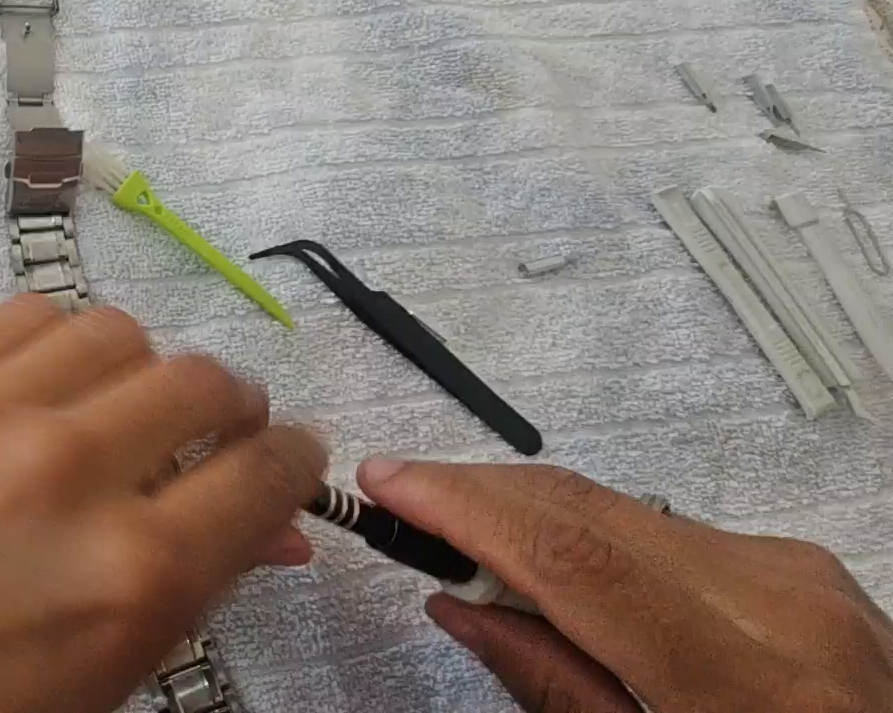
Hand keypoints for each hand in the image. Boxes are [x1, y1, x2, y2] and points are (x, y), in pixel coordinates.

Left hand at [0, 296, 326, 712]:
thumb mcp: (101, 673)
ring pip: (116, 330)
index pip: (261, 475)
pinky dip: (56, 337)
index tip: (291, 448)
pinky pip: (28, 313)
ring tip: (118, 395)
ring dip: (139, 364)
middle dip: (228, 401)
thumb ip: (196, 588)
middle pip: (199, 382)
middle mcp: (72, 472)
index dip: (294, 455)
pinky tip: (44, 373)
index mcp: (131, 573)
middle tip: (211, 419)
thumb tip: (275, 526)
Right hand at [358, 458, 892, 712]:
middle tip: (393, 497)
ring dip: (508, 504)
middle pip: (575, 509)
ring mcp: (791, 572)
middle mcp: (779, 605)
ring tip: (453, 530)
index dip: (461, 507)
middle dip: (467, 492)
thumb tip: (452, 603)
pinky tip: (535, 549)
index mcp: (759, 688)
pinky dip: (566, 522)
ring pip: (598, 502)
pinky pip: (637, 518)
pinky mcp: (788, 559)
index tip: (381, 481)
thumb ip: (557, 692)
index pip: (572, 558)